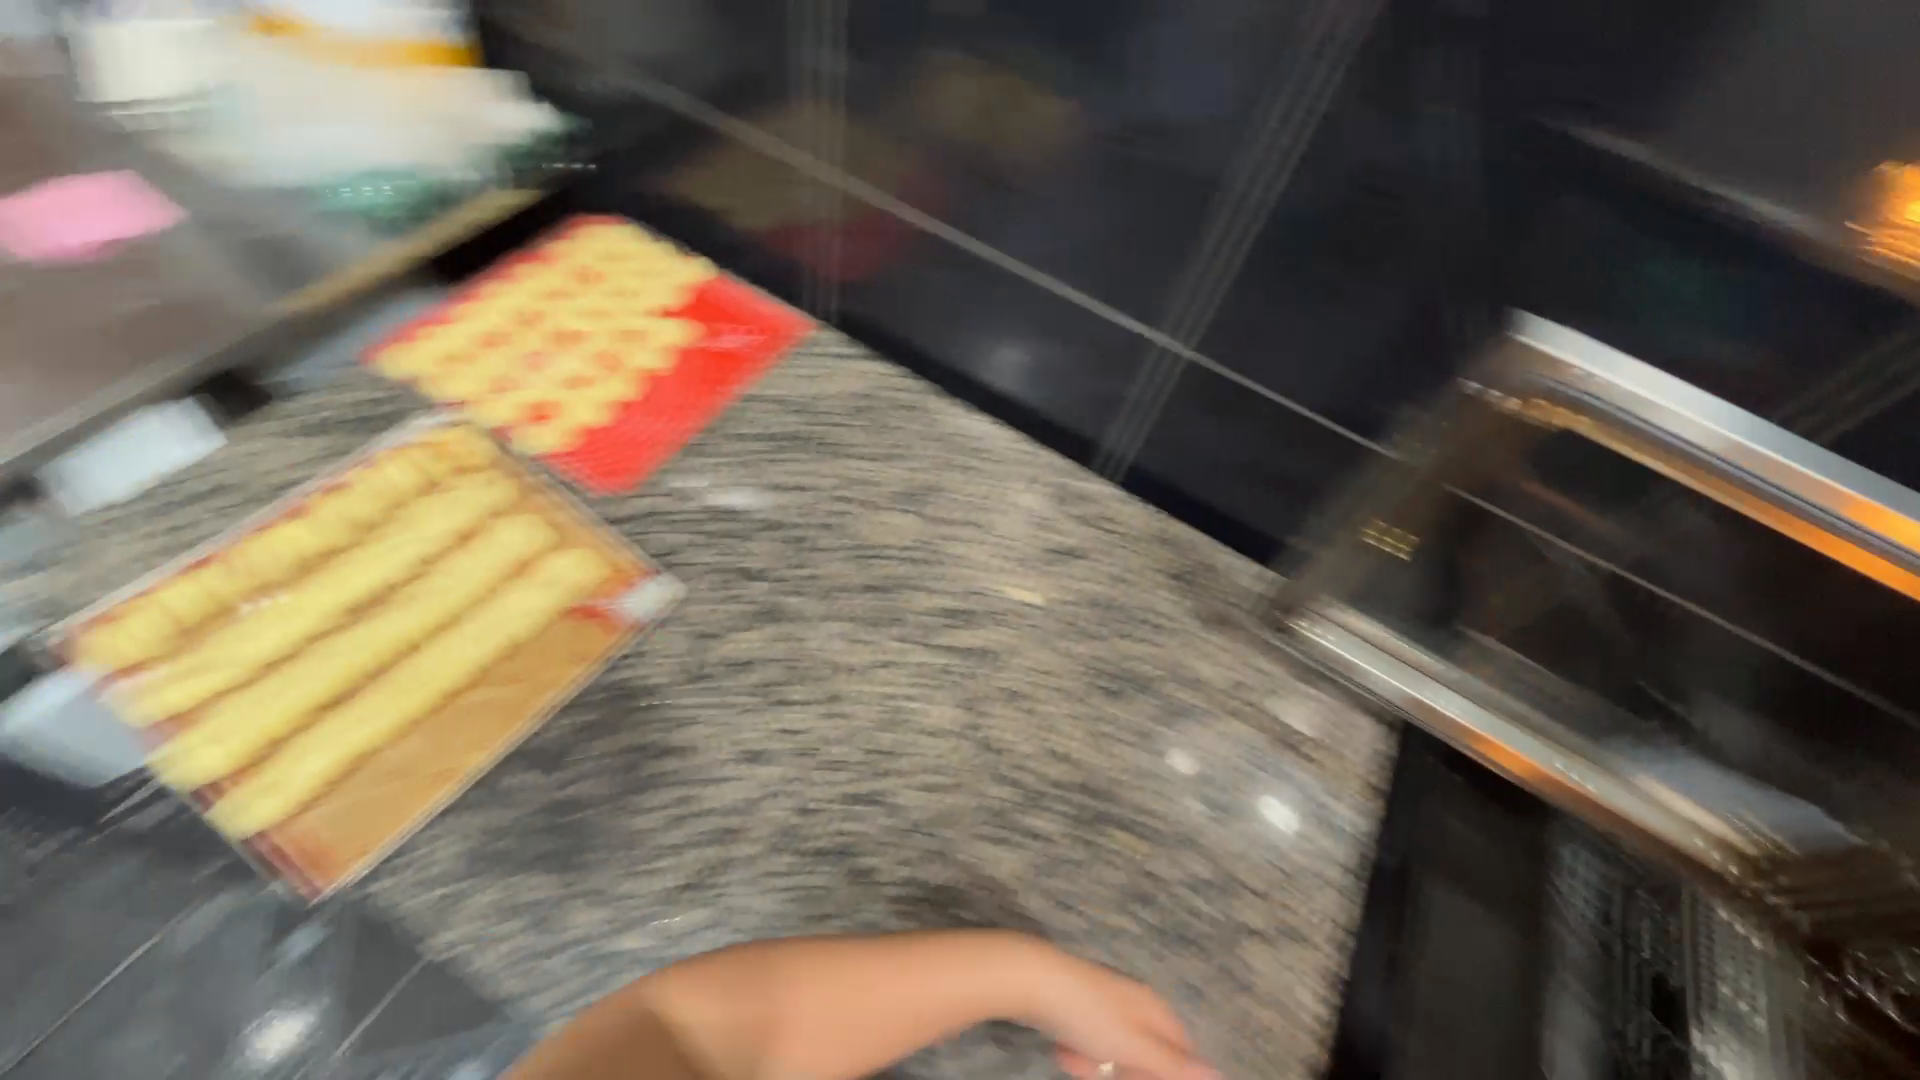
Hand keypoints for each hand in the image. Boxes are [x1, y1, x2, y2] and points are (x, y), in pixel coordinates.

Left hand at [1019, 948, 1218, 1079]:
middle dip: (1125, 1072)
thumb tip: (1219, 1074)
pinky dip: (1082, 1052)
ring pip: (1116, 1052)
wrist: (1034, 981)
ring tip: (1074, 1061)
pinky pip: (1093, 1041)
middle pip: (1147, 1055)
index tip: (1143, 1079)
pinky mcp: (1082, 1006)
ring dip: (1098, 1066)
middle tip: (1102, 1072)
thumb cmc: (1088, 1015)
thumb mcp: (1134, 1046)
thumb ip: (1175, 1064)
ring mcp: (1108, 1002)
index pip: (1181, 1052)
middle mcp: (1137, 1003)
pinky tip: (1064, 1051)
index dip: (1167, 1075)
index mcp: (1155, 1009)